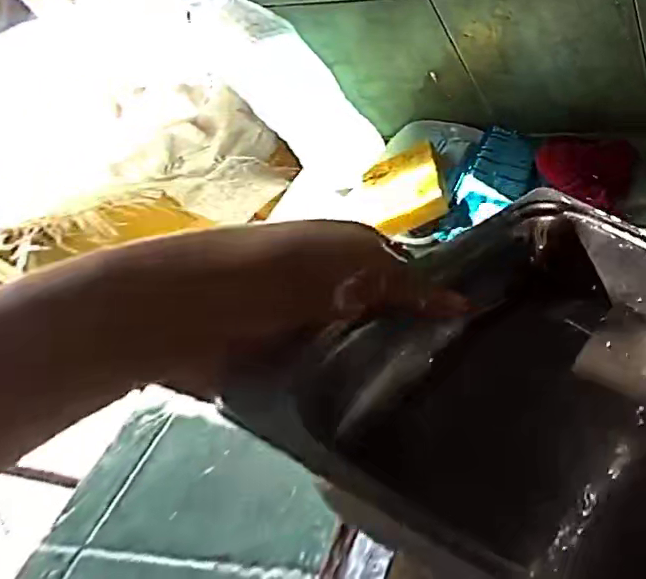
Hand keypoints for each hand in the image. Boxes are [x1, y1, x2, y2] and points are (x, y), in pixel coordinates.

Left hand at [56, 220, 467, 394]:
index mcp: (357, 246)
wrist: (175, 309)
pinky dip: (346, 382)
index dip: (439, 296)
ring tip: (414, 387)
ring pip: (364, 342)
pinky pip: (329, 370)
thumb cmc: (272, 271)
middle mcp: (340, 279)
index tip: (470, 326)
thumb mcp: (350, 265)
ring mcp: (311, 320)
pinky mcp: (284, 356)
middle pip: (392, 308)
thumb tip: (462, 302)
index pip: (415, 271)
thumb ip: (405, 285)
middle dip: (415, 331)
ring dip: (381, 360)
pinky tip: (367, 398)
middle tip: (445, 361)